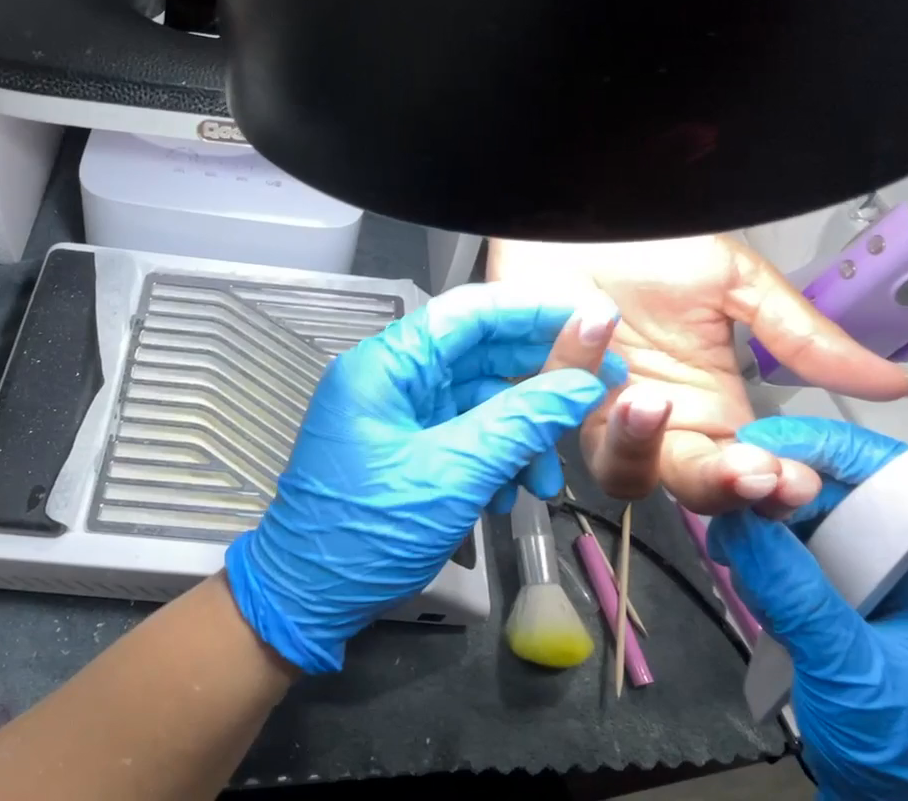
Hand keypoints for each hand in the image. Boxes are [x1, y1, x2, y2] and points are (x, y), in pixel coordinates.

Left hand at [226, 283, 624, 672]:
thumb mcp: (454, 474)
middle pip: (478, 353)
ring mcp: (396, 412)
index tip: (592, 316)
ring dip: (521, 432)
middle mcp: (390, 378)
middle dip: (538, 377)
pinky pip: (463, 432)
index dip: (532, 309)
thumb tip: (584, 382)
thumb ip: (520, 423)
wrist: (309, 597)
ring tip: (547, 480)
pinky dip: (495, 456)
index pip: (467, 313)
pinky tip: (513, 492)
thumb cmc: (368, 531)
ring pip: (477, 399)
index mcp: (386, 366)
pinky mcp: (405, 445)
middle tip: (599, 390)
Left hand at [488, 236, 907, 514]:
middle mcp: (657, 418)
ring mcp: (596, 408)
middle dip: (721, 486)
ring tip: (649, 400)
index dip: (770, 489)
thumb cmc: (649, 243)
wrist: (579, 209)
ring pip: (617, 470)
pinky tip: (594, 326)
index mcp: (709, 402)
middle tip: (748, 466)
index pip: (747, 472)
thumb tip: (900, 384)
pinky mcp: (541, 388)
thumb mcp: (735, 281)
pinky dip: (573, 371)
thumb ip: (804, 337)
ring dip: (637, 445)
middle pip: (689, 488)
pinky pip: (553, 408)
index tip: (794, 478)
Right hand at [709, 418, 907, 799]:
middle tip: (727, 502)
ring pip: (808, 515)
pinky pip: (794, 548)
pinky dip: (762, 550)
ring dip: (764, 523)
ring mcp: (873, 576)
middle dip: (780, 488)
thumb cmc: (901, 749)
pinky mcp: (839, 593)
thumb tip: (736, 520)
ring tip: (734, 551)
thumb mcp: (849, 672)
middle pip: (840, 489)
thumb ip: (796, 595)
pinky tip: (744, 570)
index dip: (824, 448)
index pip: (892, 474)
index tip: (755, 445)